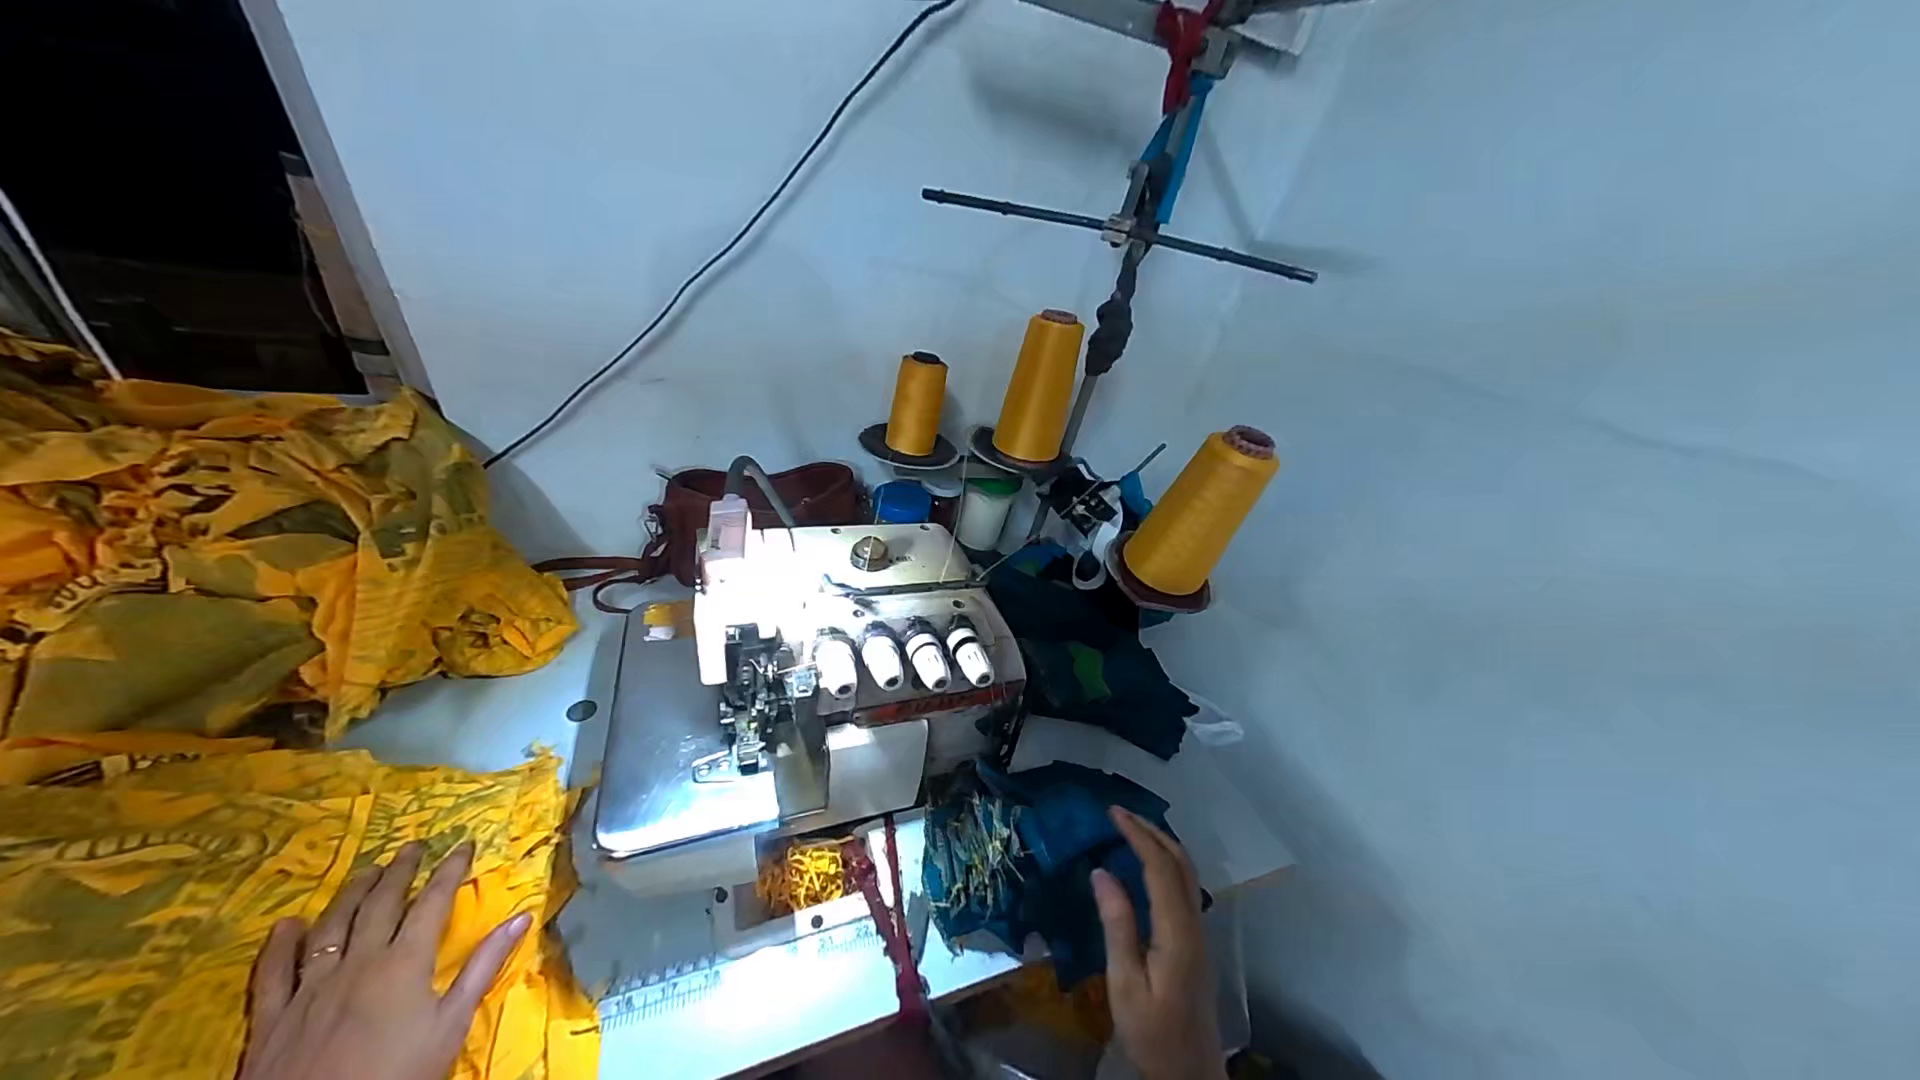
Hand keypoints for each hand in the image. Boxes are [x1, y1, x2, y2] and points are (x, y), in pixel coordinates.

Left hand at [240, 841, 532, 1079]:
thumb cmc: (397, 1075)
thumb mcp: (451, 1025)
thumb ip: (483, 967)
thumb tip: (522, 917)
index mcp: (404, 962)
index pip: (433, 902)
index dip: (450, 870)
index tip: (463, 845)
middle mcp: (357, 963)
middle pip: (381, 905)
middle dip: (400, 871)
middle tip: (413, 846)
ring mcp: (310, 989)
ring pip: (331, 927)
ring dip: (351, 894)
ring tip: (366, 871)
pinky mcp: (271, 1019)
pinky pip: (272, 973)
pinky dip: (280, 945)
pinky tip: (287, 924)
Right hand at [1093, 807, 1224, 1079]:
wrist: (1191, 1075)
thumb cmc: (1152, 1034)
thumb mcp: (1125, 983)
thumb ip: (1117, 925)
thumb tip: (1102, 872)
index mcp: (1177, 932)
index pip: (1160, 867)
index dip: (1137, 835)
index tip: (1112, 813)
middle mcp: (1194, 925)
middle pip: (1180, 862)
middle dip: (1151, 830)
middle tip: (1119, 813)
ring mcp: (1199, 933)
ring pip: (1186, 873)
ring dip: (1161, 844)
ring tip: (1130, 829)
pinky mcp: (1195, 943)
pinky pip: (1184, 887)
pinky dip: (1165, 863)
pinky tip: (1146, 865)